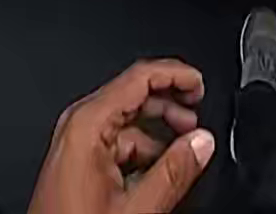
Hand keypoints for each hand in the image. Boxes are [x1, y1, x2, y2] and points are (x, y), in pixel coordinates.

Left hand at [27, 59, 215, 213]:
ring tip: (184, 142)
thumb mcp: (134, 212)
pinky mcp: (75, 164)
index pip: (141, 76)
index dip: (176, 75)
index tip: (199, 85)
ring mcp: (74, 144)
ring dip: (159, 125)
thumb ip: (174, 172)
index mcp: (88, 124)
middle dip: (170, 101)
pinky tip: (160, 167)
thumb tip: (202, 142)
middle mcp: (78, 126)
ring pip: (127, 117)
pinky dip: (142, 146)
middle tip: (197, 110)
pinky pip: (116, 140)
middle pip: (134, 92)